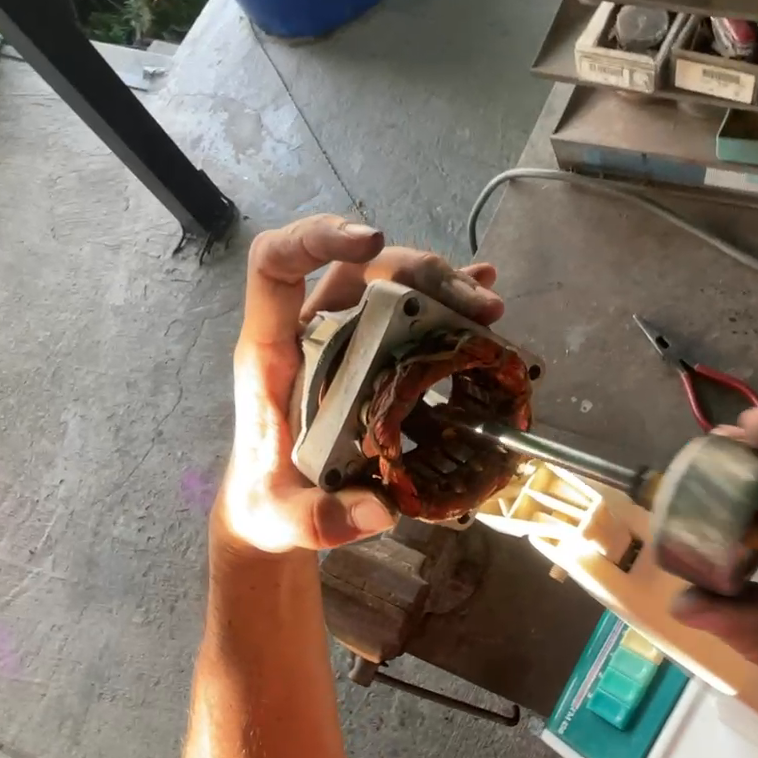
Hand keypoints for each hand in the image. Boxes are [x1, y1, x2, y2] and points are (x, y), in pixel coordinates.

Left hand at [221, 214, 504, 552]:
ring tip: (490, 307)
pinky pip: (410, 319)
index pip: (275, 266)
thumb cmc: (267, 504)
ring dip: (441, 288)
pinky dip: (446, 307)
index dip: (314, 238)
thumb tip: (377, 512)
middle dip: (417, 272)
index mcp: (273, 354)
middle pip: (356, 271)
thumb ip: (318, 519)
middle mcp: (309, 336)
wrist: (275, 506)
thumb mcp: (282, 518)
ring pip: (389, 288)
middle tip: (473, 302)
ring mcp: (343, 344)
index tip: (370, 241)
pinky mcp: (371, 362)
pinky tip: (483, 302)